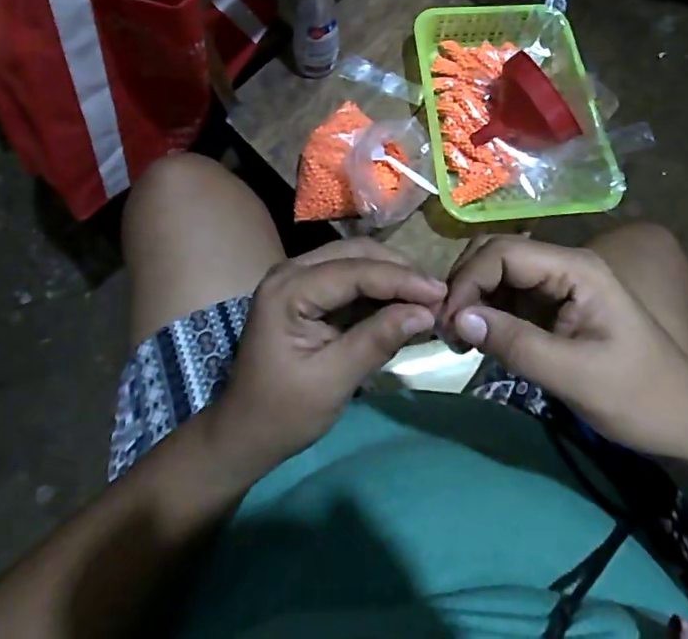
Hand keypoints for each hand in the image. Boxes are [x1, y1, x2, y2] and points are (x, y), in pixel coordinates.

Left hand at [205, 239, 444, 472]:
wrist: (244, 433)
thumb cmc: (283, 412)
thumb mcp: (333, 380)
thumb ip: (377, 340)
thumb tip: (426, 312)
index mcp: (288, 290)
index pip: (354, 271)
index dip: (401, 279)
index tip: (442, 294)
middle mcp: (291, 271)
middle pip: (357, 254)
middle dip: (400, 272)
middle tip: (439, 296)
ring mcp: (299, 278)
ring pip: (358, 260)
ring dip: (393, 277)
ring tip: (428, 299)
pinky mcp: (309, 291)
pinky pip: (352, 277)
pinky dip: (381, 289)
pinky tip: (405, 304)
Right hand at [439, 237, 687, 457]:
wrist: (682, 419)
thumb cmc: (638, 396)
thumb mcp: (576, 375)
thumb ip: (517, 344)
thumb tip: (457, 319)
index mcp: (577, 268)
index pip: (505, 252)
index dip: (470, 280)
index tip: (449, 325)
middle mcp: (565, 266)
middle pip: (497, 254)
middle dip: (466, 286)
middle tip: (447, 332)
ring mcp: (559, 286)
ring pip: (499, 275)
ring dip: (472, 300)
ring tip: (458, 340)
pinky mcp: (554, 308)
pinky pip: (508, 298)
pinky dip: (485, 315)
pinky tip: (477, 342)